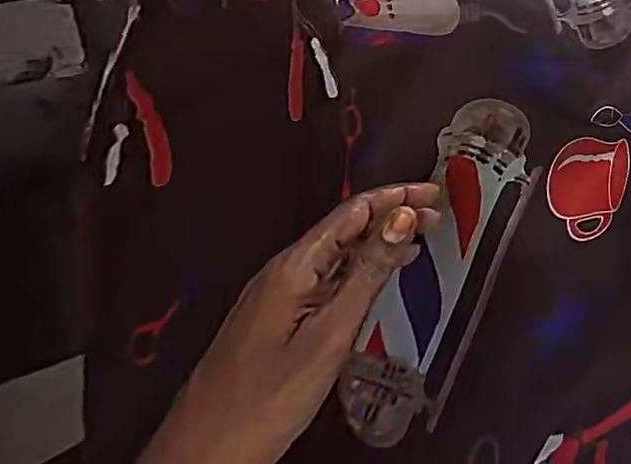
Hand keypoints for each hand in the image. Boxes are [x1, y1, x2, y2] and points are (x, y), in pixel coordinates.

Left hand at [139, 184, 441, 463]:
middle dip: (393, 215)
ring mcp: (277, 295)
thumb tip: (400, 220)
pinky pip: (327, 276)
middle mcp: (284, 272)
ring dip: (380, 240)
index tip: (429, 193)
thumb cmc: (256, 407)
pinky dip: (360, 267)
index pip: (355, 210)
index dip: (397, 196)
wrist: (198, 460)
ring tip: (416, 239)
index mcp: (294, 267)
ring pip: (338, 251)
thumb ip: (368, 272)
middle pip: (347, 226)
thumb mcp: (329, 333)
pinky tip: (377, 277)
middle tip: (432, 213)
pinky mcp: (276, 318)